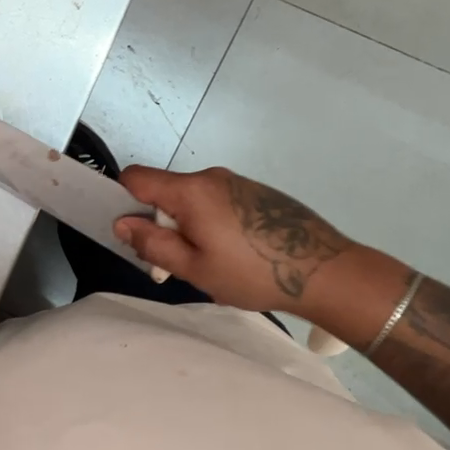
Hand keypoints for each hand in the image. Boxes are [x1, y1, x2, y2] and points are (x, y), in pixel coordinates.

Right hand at [115, 166, 363, 312]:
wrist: (327, 272)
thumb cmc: (253, 273)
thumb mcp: (194, 269)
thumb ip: (152, 244)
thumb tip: (122, 223)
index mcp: (190, 191)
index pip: (136, 177)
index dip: (124, 201)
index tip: (135, 232)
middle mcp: (212, 177)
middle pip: (166, 190)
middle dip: (162, 220)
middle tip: (180, 260)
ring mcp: (238, 182)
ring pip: (194, 198)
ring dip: (191, 224)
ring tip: (215, 261)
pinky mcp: (259, 194)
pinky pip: (220, 201)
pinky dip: (216, 222)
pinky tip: (239, 253)